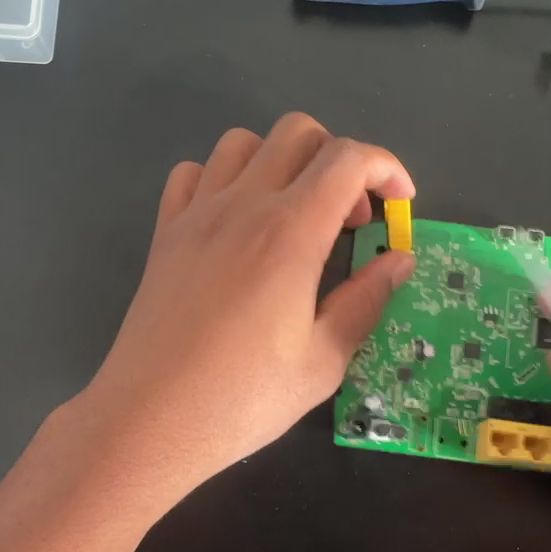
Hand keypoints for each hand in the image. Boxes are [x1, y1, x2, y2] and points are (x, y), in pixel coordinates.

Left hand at [74, 113, 416, 496]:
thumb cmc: (243, 398)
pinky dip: (223, 180)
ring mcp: (196, 214)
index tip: (400, 205)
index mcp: (291, 232)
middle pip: (297, 133)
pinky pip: (191, 174)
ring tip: (293, 217)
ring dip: (280, 163)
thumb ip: (366, 300)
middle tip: (348, 221)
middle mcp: (243, 205)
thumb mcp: (323, 361)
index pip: (348, 159)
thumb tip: (399, 260)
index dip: (387, 168)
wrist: (150, 418)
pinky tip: (235, 223)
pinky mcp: (164, 234)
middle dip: (339, 162)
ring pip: (242, 142)